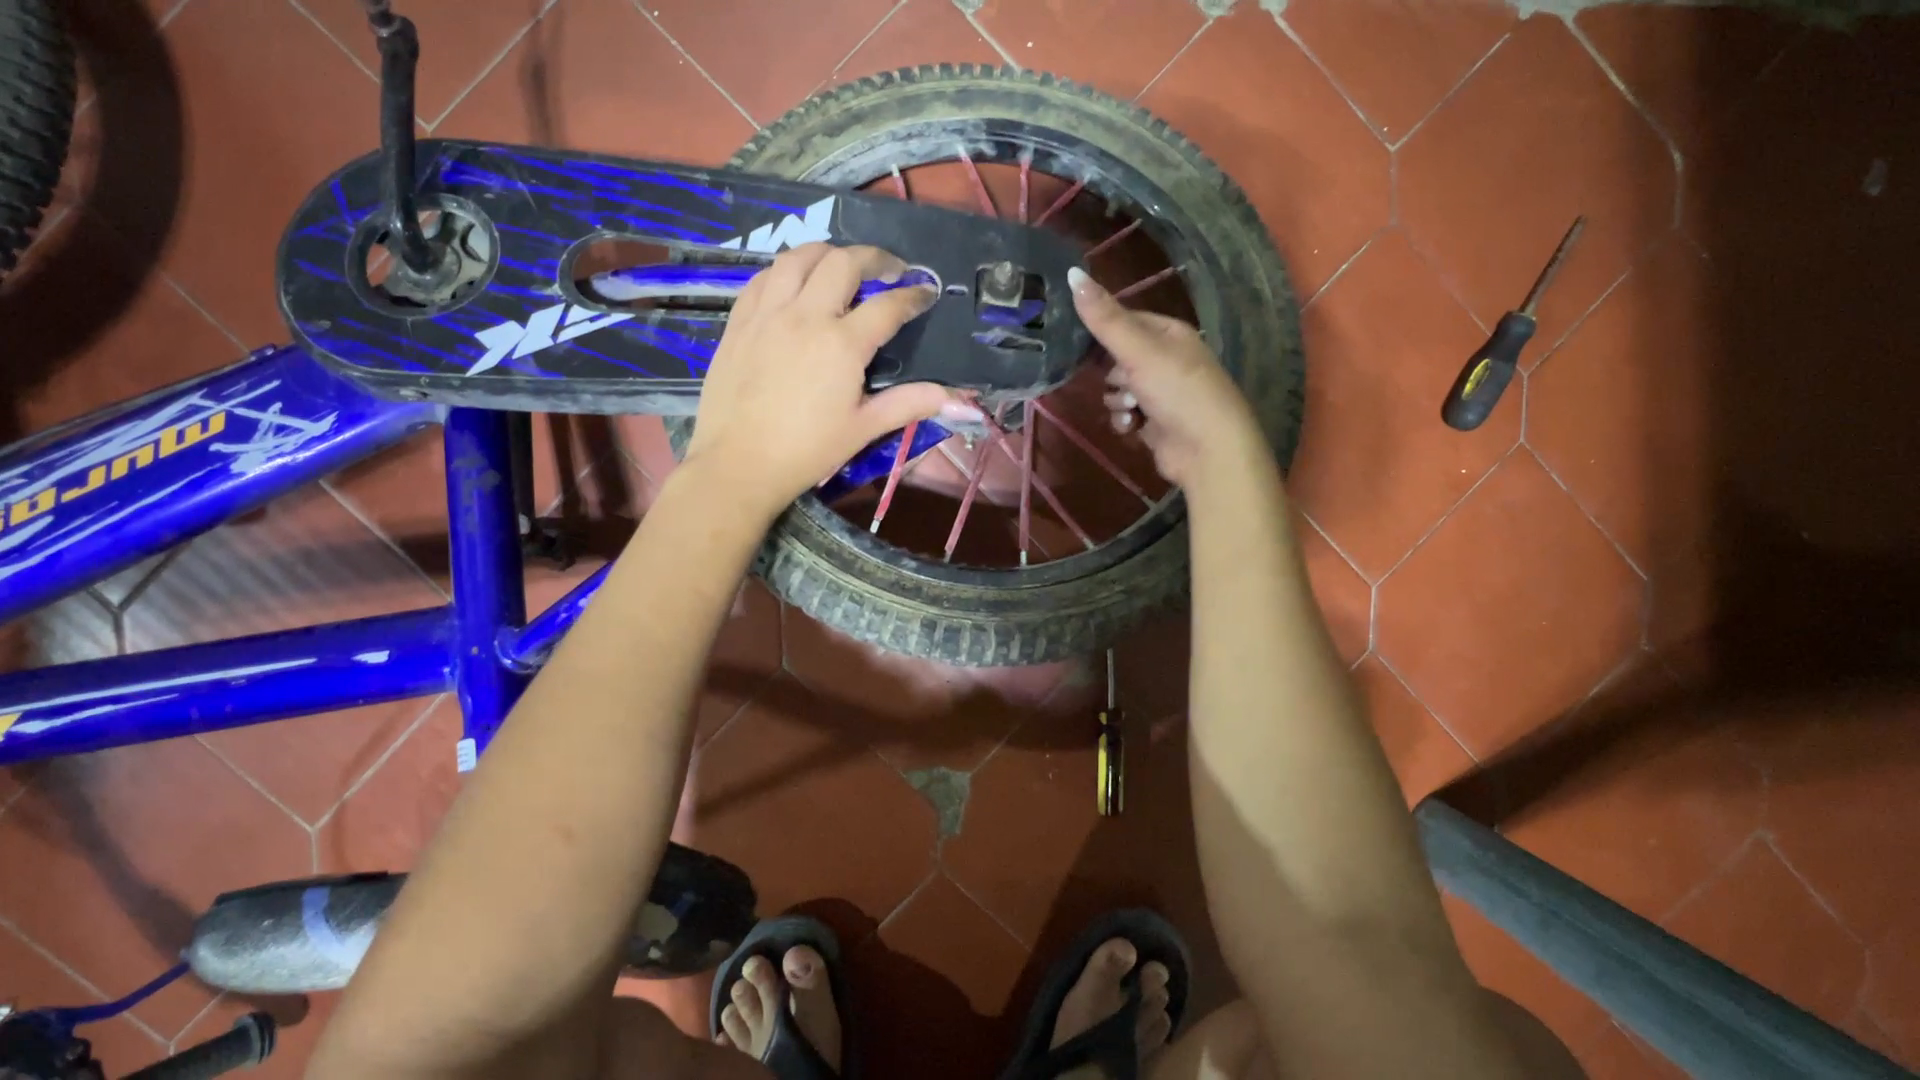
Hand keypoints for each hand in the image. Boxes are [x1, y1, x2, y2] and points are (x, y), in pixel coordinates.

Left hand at [684, 243, 980, 516]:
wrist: (738, 464)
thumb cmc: (806, 451)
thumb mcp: (863, 428)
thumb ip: (908, 404)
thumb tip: (955, 398)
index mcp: (842, 343)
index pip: (888, 305)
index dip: (913, 295)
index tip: (926, 293)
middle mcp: (805, 316)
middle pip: (844, 263)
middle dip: (874, 258)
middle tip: (890, 269)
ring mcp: (767, 314)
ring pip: (798, 257)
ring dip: (827, 252)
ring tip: (841, 264)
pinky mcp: (739, 322)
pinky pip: (764, 278)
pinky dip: (786, 271)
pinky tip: (795, 283)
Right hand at [1068, 267, 1266, 489]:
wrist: (1208, 450)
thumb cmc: (1178, 391)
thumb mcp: (1139, 350)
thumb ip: (1104, 318)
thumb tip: (1071, 273)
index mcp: (1169, 333)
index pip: (1124, 320)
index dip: (1102, 330)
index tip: (1079, 342)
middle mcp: (1167, 359)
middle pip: (1117, 358)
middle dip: (1111, 374)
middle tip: (1123, 382)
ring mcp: (1162, 393)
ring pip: (1117, 389)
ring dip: (1117, 401)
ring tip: (1132, 409)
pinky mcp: (1155, 423)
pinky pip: (1125, 415)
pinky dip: (1125, 422)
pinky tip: (1133, 428)